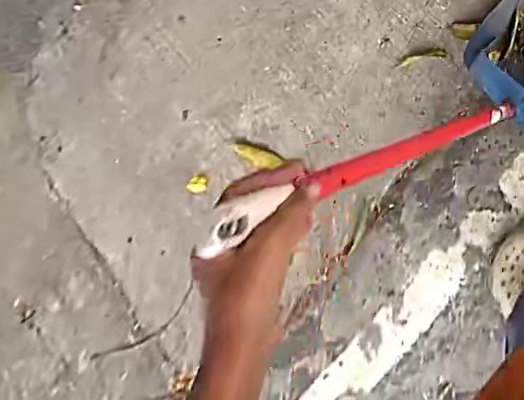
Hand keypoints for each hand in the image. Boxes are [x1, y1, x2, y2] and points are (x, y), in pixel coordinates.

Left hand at [190, 163, 316, 399]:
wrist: (243, 352)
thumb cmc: (247, 301)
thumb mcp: (271, 248)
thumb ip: (291, 214)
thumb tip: (310, 187)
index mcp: (214, 232)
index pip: (243, 192)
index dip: (272, 178)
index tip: (299, 171)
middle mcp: (219, 244)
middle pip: (252, 206)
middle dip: (281, 194)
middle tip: (306, 184)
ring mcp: (232, 262)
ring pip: (262, 225)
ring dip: (286, 213)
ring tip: (308, 205)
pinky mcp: (247, 278)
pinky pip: (267, 244)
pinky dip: (285, 233)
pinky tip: (300, 231)